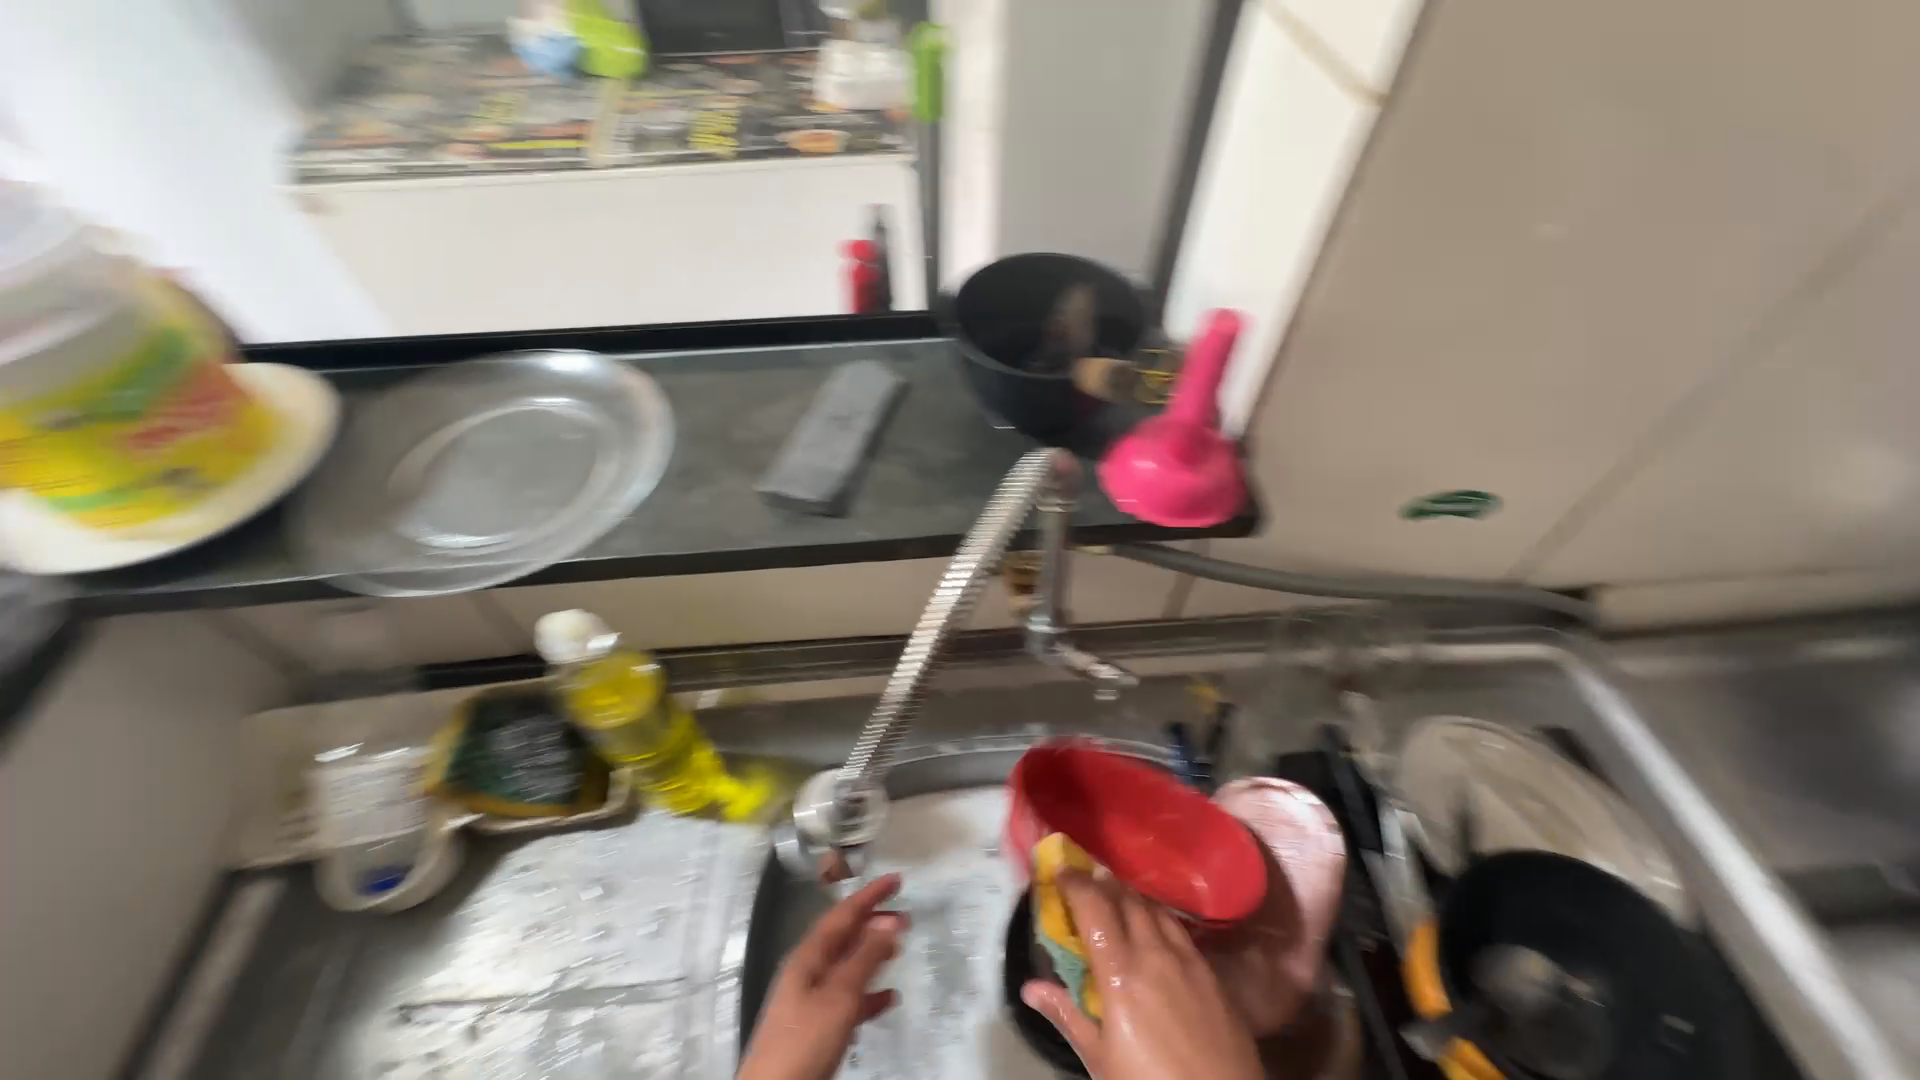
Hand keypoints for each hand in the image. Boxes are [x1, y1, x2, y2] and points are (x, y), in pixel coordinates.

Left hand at [739, 873, 906, 1079]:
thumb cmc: (804, 1039)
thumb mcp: (839, 995)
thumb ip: (864, 958)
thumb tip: (889, 921)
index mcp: (809, 956)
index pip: (843, 914)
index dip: (869, 894)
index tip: (896, 878)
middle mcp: (809, 971)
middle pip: (845, 936)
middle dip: (874, 922)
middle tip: (906, 914)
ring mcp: (812, 1000)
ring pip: (848, 966)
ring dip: (874, 954)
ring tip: (901, 948)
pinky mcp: (818, 1027)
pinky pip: (849, 999)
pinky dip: (870, 994)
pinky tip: (889, 997)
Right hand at [1022, 872, 1263, 1079]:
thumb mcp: (1101, 1059)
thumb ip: (1067, 1015)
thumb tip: (1030, 988)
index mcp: (1121, 973)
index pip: (1095, 908)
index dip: (1076, 883)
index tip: (1061, 870)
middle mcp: (1154, 954)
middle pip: (1127, 899)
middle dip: (1103, 883)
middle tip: (1086, 879)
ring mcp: (1187, 960)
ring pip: (1156, 909)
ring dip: (1132, 896)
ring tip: (1117, 897)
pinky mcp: (1211, 973)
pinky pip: (1179, 930)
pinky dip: (1159, 917)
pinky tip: (1154, 929)